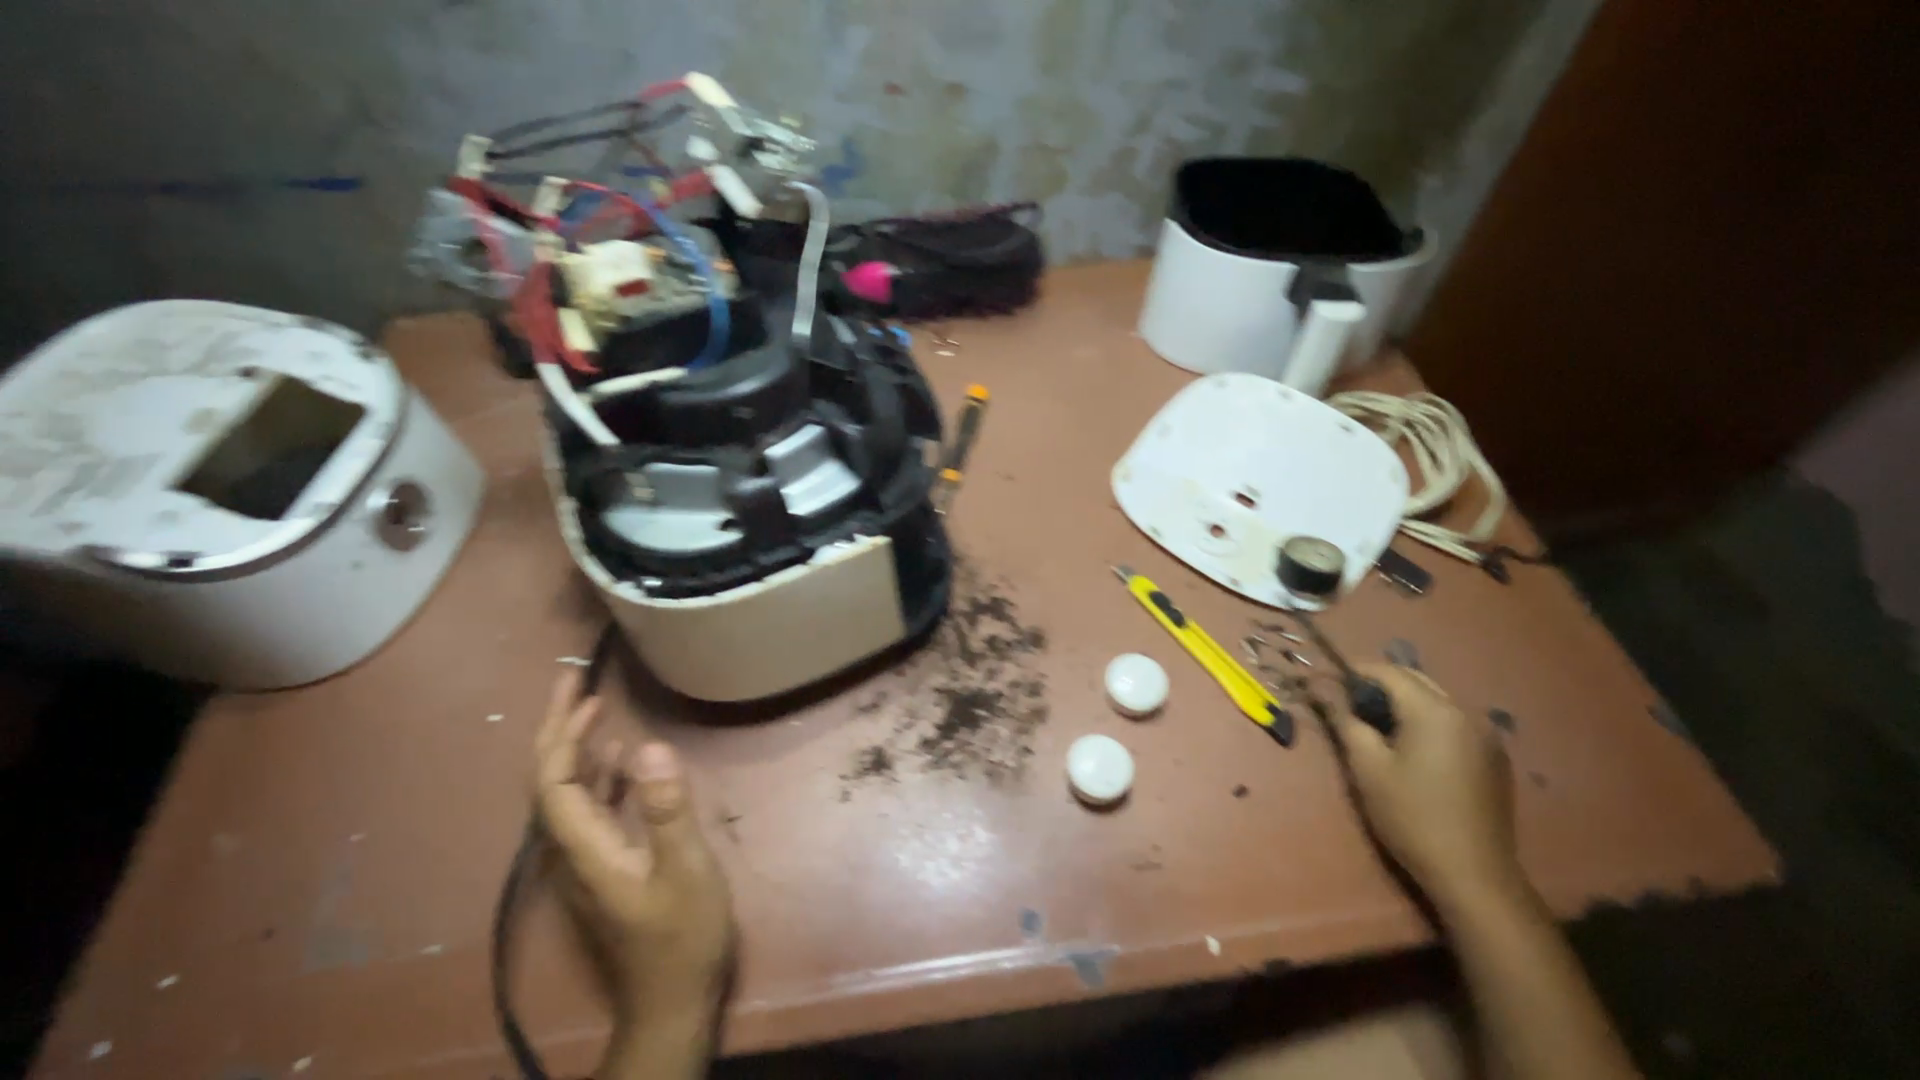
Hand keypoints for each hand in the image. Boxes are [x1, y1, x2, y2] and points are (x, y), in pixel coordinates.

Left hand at [533, 670, 732, 1076]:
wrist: (671, 1001)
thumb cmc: (684, 936)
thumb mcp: (686, 871)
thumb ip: (667, 810)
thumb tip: (649, 745)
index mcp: (584, 849)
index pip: (554, 781)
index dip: (562, 733)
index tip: (580, 691)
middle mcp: (572, 852)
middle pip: (549, 782)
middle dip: (557, 729)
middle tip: (575, 683)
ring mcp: (586, 861)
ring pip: (566, 794)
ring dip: (575, 748)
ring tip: (595, 709)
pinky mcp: (604, 867)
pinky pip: (588, 808)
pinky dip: (597, 775)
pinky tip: (620, 761)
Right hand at [1328, 663, 1520, 908]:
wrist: (1473, 874)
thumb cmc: (1410, 817)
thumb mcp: (1367, 767)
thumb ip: (1344, 719)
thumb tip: (1319, 686)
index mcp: (1435, 711)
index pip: (1389, 672)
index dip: (1355, 672)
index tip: (1328, 683)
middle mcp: (1466, 713)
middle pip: (1416, 681)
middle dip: (1380, 686)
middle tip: (1348, 707)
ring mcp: (1487, 735)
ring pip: (1436, 701)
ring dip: (1404, 704)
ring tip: (1376, 729)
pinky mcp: (1494, 758)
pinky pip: (1454, 723)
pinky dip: (1428, 723)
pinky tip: (1411, 751)